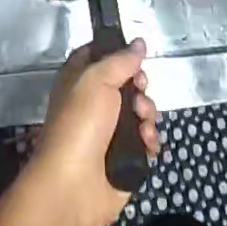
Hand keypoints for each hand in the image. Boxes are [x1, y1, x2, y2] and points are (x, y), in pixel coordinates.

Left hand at [20, 39, 160, 225]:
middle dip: (140, 87)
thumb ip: (120, 60)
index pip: (101, 55)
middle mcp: (95, 100)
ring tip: (142, 123)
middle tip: (139, 93)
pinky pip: (147, 139)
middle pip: (128, 83)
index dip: (119, 54)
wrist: (75, 183)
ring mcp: (110, 129)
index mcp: (79, 78)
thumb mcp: (96, 79)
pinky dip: (151, 139)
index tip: (134, 57)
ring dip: (148, 114)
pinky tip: (147, 142)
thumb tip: (138, 42)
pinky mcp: (126, 155)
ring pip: (141, 111)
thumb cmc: (80, 122)